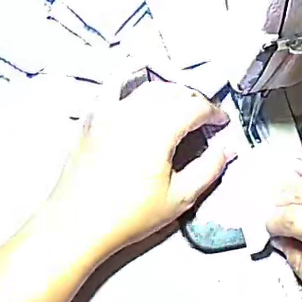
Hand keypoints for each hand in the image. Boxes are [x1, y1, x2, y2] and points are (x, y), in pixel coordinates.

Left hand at [38, 80, 231, 260]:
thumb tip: (224, 151)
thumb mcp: (178, 199)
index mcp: (156, 132)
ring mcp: (109, 112)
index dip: (214, 112)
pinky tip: (136, 78)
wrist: (77, 223)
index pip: (195, 106)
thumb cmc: (123, 216)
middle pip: (173, 91)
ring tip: (177, 107)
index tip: (220, 122)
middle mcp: (132, 114)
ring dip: (169, 92)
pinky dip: (129, 78)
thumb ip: (208, 169)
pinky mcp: (92, 117)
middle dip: (194, 101)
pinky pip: (113, 86)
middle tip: (203, 119)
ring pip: (148, 86)